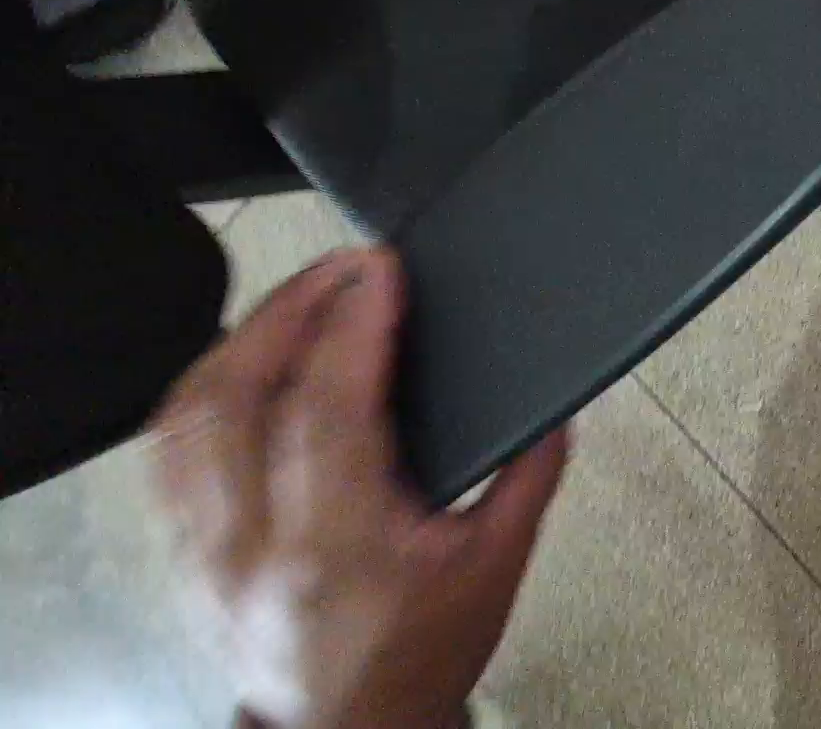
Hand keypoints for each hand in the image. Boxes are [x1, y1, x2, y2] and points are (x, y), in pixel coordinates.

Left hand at [148, 248, 568, 728]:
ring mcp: (202, 549)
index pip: (327, 414)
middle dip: (286, 312)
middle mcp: (249, 545)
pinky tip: (255, 355)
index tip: (381, 272)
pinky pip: (173, 447)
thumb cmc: (427, 649)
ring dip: (242, 338)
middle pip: (232, 401)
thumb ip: (531, 473)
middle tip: (345, 265)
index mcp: (338, 545)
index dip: (353, 330)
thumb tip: (553, 406)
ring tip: (304, 294)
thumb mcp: (502, 558)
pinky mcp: (187, 549)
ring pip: (183, 419)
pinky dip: (214, 382)